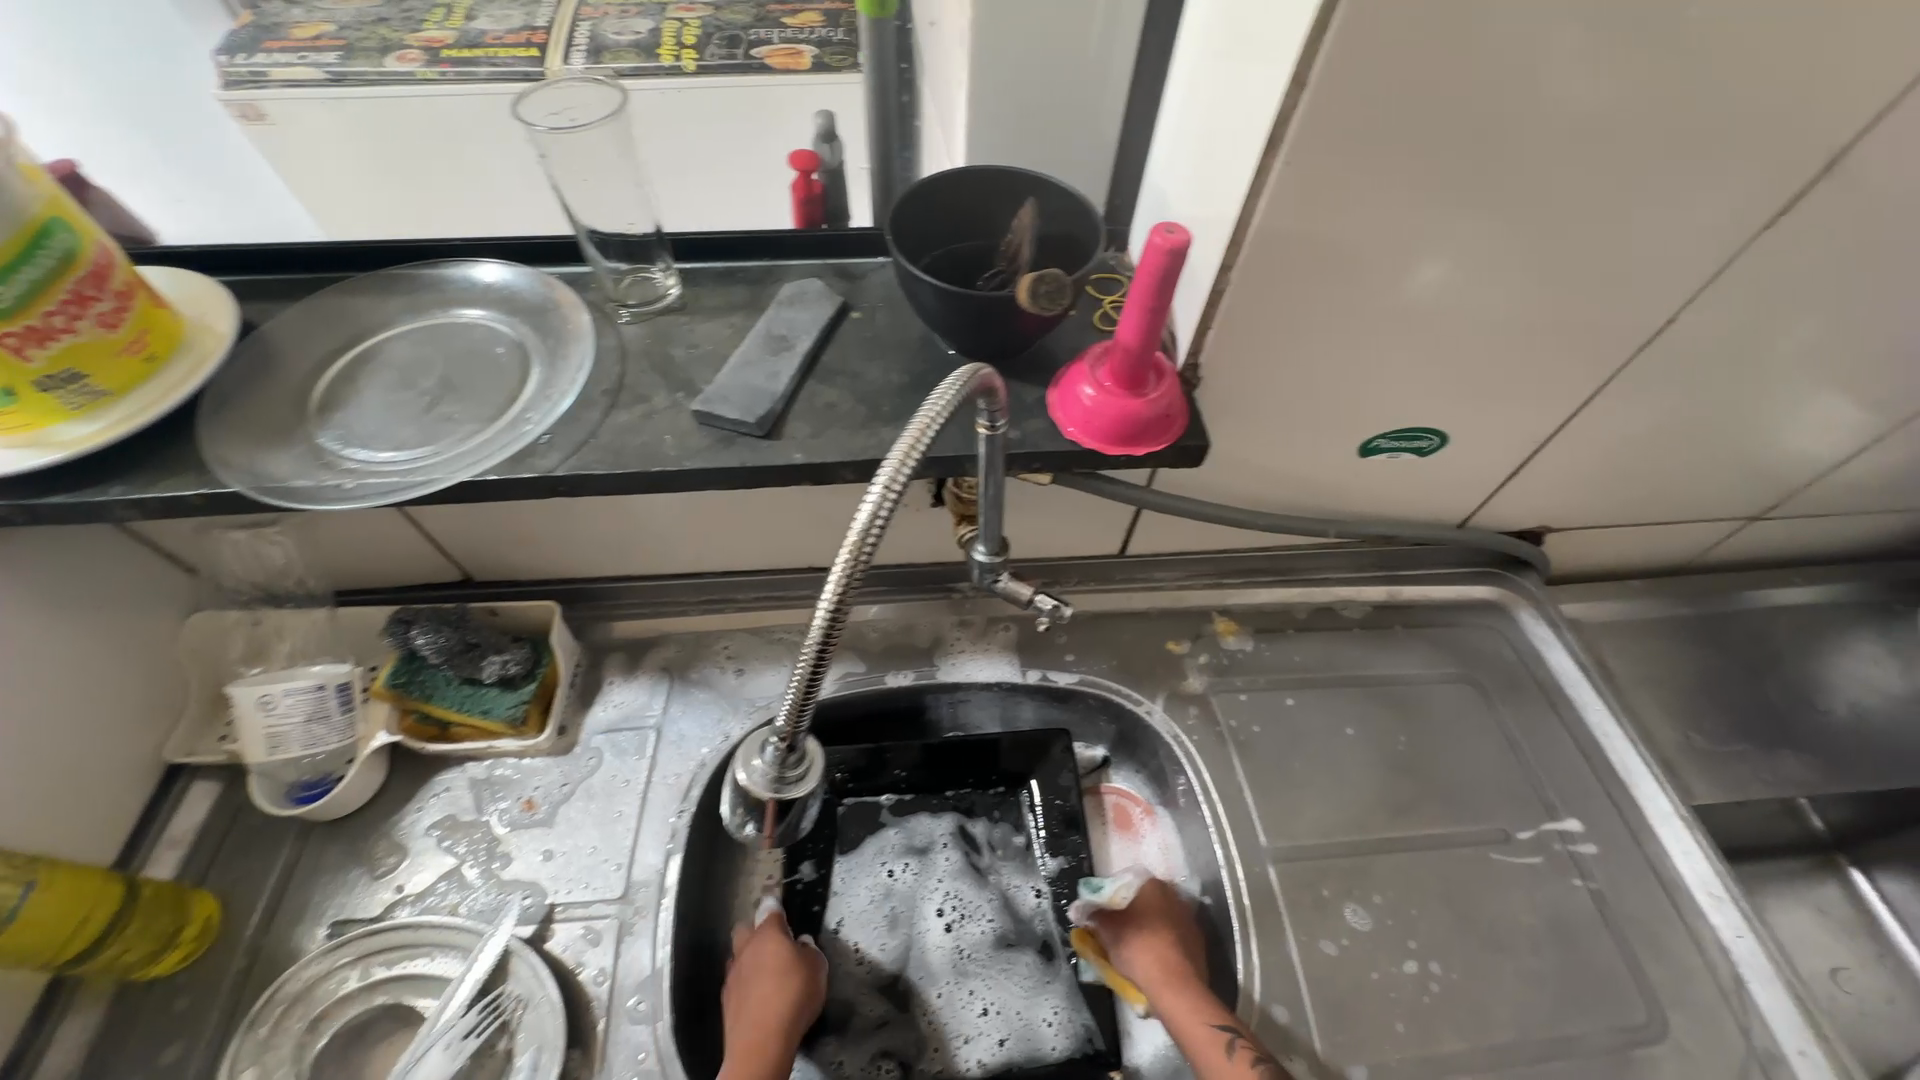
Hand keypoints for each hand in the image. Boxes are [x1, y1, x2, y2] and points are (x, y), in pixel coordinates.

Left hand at [721, 906, 826, 1079]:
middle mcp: (746, 948)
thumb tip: (801, 944)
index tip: (779, 904)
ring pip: (738, 954)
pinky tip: (758, 994)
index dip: (775, 904)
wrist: (761, 1041)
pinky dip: (745, 982)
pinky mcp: (726, 997)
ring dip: (749, 957)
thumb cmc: (794, 997)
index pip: (770, 908)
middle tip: (773, 941)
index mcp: (769, 934)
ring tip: (766, 971)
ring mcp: (733, 973)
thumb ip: (809, 951)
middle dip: (756, 929)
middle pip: (745, 928)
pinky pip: (736, 979)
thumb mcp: (817, 968)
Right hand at [1085, 877, 1207, 1002]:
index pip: (1128, 883)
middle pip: (1146, 902)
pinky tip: (1151, 960)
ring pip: (1161, 921)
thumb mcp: (1107, 930)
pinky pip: (1173, 940)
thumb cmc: (1138, 947)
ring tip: (1132, 948)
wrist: (1176, 987)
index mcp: (1154, 885)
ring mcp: (1190, 921)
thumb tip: (1079, 908)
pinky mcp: (1198, 945)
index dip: (1112, 897)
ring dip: (1148, 929)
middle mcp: (1175, 896)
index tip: (1102, 912)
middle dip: (1131, 913)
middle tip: (1116, 930)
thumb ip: (1093, 914)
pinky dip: (1162, 946)